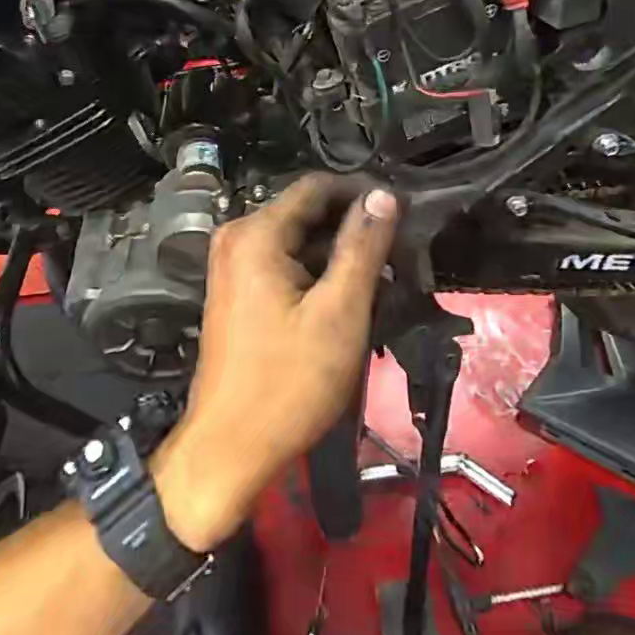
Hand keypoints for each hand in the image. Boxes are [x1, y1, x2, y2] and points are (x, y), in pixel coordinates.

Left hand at [151, 174, 399, 550]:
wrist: (231, 447)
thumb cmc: (288, 383)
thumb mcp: (338, 312)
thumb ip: (362, 247)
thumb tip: (383, 196)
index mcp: (256, 234)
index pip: (317, 188)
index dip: (363, 194)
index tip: (403, 214)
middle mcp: (238, 240)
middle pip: (307, 214)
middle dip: (354, 230)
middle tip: (400, 255)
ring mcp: (235, 267)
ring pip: (300, 243)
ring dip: (340, 257)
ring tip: (384, 283)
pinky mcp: (239, 292)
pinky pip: (286, 266)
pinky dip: (318, 277)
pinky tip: (350, 301)